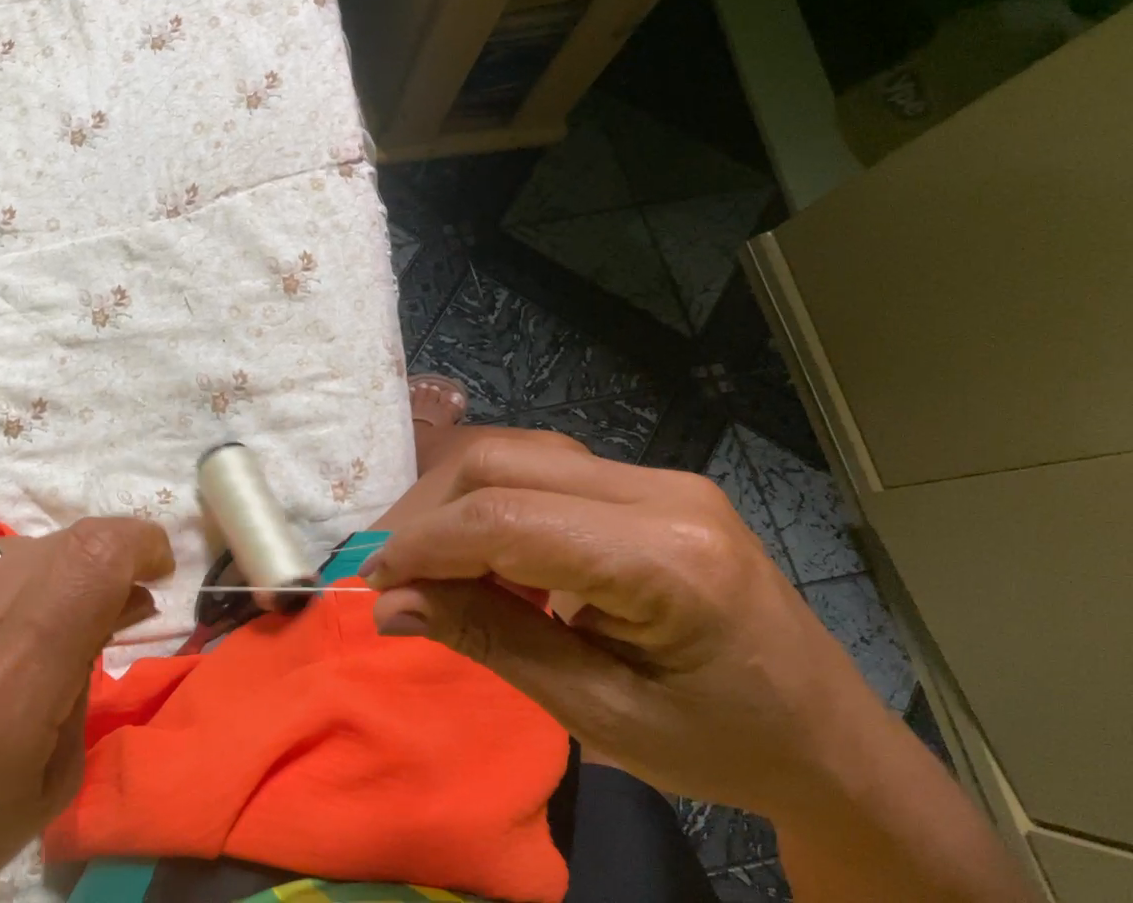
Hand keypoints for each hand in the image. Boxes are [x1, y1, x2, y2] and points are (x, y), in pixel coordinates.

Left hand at [0, 518, 171, 902]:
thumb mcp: (50, 781)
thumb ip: (88, 676)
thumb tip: (117, 601)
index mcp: (10, 681)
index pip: (94, 556)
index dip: (140, 542)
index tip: (156, 567)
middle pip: (62, 543)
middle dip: (98, 568)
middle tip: (103, 612)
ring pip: (15, 552)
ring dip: (44, 580)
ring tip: (29, 635)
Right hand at [360, 432, 1035, 902]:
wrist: (828, 739)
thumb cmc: (723, 745)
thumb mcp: (598, 712)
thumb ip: (490, 640)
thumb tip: (390, 604)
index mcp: (668, 561)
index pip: (507, 520)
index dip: (423, 545)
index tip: (371, 586)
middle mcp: (666, 493)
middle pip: (504, 464)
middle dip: (427, 513)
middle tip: (387, 572)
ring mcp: (662, 480)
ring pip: (518, 454)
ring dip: (452, 499)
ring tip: (418, 557)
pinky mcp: (652, 485)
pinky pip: (545, 469)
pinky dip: (490, 500)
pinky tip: (474, 544)